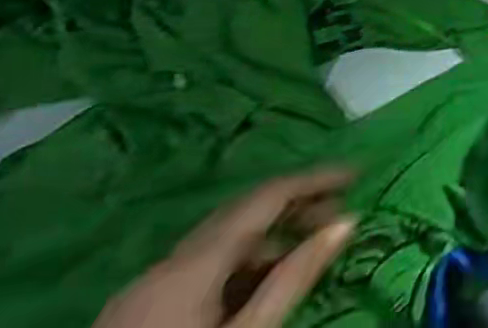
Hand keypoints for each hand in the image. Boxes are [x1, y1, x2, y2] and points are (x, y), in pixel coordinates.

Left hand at [93, 169, 358, 327]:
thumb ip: (295, 277)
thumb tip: (347, 221)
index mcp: (192, 264)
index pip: (266, 197)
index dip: (315, 179)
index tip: (359, 174)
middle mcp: (163, 266)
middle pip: (239, 216)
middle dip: (294, 208)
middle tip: (339, 216)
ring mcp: (139, 292)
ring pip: (216, 245)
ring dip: (266, 240)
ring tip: (303, 256)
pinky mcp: (128, 317)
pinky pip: (195, 271)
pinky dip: (236, 266)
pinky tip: (255, 288)